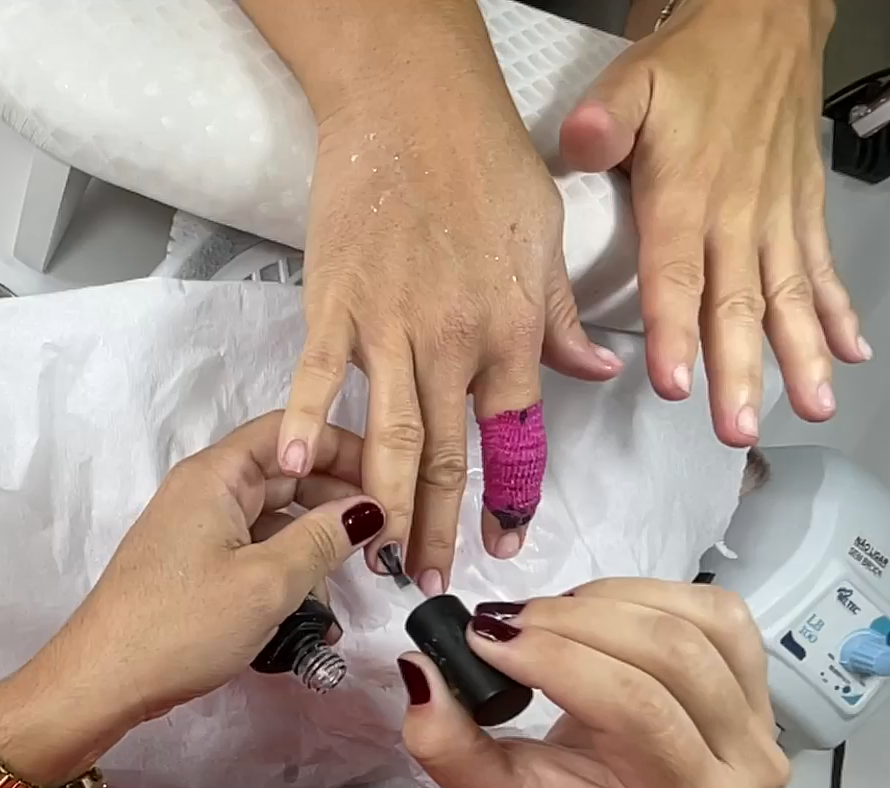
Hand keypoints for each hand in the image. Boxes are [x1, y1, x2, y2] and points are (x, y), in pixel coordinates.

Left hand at [0, 414, 381, 779]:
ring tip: (360, 573)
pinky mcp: (198, 564)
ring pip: (274, 516)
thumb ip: (322, 539)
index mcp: (216, 474)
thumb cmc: (183, 624)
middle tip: (388, 534)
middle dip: (339, 499)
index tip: (392, 478)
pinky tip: (316, 606)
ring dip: (316, 541)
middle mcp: (206, 489)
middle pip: (287, 473)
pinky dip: (287, 568)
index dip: (345, 446)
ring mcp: (200, 528)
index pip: (291, 430)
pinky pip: (254, 549)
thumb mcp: (266, 582)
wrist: (106, 678)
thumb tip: (369, 509)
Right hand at [279, 78, 622, 595]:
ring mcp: (390, 329)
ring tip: (378, 557)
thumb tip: (600, 375)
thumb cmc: (484, 165)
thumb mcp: (546, 237)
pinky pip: (318, 376)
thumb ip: (563, 318)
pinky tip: (290, 469)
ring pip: (390, 434)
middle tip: (430, 580)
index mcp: (512, 328)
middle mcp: (456, 342)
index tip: (503, 546)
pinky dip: (301, 421)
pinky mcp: (334, 308)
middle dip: (440, 525)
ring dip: (385, 503)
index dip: (508, 498)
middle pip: (448, 454)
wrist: (413, 106)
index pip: (513, 435)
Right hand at [399, 579, 790, 787]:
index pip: (635, 708)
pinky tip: (595, 611)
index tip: (482, 638)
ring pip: (698, 623)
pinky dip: (644, 594)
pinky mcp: (759, 686)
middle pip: (671, 653)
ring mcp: (765, 725)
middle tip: (502, 623)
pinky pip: (717, 613)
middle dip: (570, 620)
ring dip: (605, 601)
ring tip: (544, 617)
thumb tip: (421, 669)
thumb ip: (444, 742)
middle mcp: (747, 770)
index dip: (553, 657)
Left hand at [566, 0, 866, 446]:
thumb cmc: (686, 64)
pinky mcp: (800, 209)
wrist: (765, 21)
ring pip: (787, 297)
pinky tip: (852, 352)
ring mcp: (775, 216)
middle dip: (741, 370)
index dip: (676, 333)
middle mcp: (737, 217)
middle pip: (738, 305)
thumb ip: (605, 119)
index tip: (680, 386)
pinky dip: (837, 310)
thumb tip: (583, 142)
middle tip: (740, 429)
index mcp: (686, 199)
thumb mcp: (631, 83)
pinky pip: (821, 266)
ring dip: (800, 355)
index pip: (676, 278)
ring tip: (812, 407)